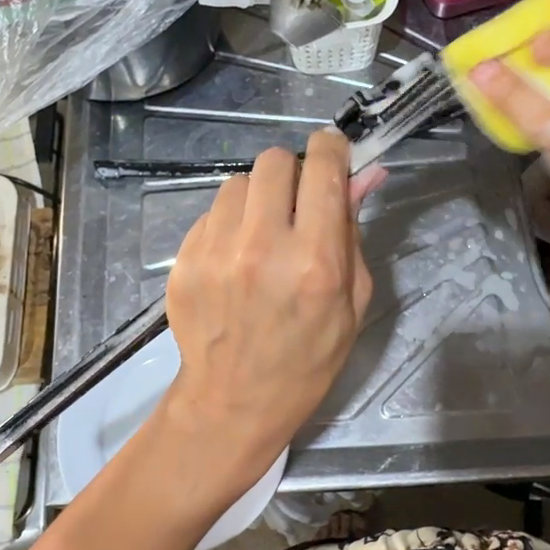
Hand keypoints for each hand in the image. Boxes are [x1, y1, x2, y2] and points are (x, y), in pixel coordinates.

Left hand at [163, 128, 383, 459]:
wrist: (234, 401)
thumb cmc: (308, 358)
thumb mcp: (352, 301)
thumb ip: (353, 231)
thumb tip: (365, 173)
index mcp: (313, 260)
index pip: (321, 168)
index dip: (330, 149)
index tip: (332, 152)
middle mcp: (261, 247)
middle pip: (273, 161)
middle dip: (291, 172)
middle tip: (296, 201)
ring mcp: (215, 252)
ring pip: (238, 183)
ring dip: (257, 199)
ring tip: (262, 235)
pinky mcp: (184, 260)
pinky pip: (211, 213)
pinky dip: (229, 224)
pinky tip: (235, 259)